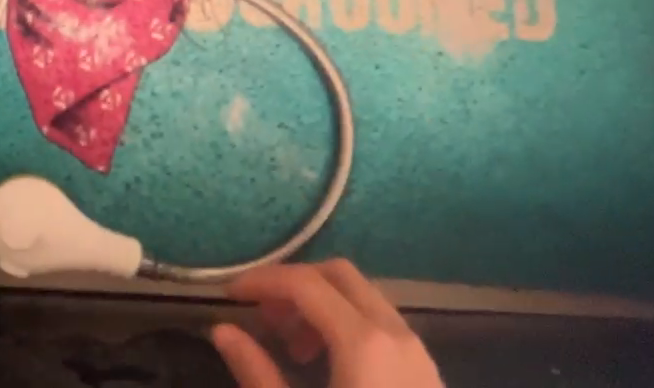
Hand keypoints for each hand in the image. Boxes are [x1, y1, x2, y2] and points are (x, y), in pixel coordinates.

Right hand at [211, 260, 442, 387]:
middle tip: (264, 316)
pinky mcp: (430, 382)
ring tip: (292, 347)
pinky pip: (383, 329)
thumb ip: (257, 373)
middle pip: (339, 276)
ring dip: (321, 306)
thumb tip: (222, 331)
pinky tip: (330, 368)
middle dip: (294, 284)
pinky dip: (348, 327)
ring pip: (364, 300)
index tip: (228, 298)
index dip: (260, 280)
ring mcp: (421, 358)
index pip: (303, 282)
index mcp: (363, 342)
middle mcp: (397, 337)